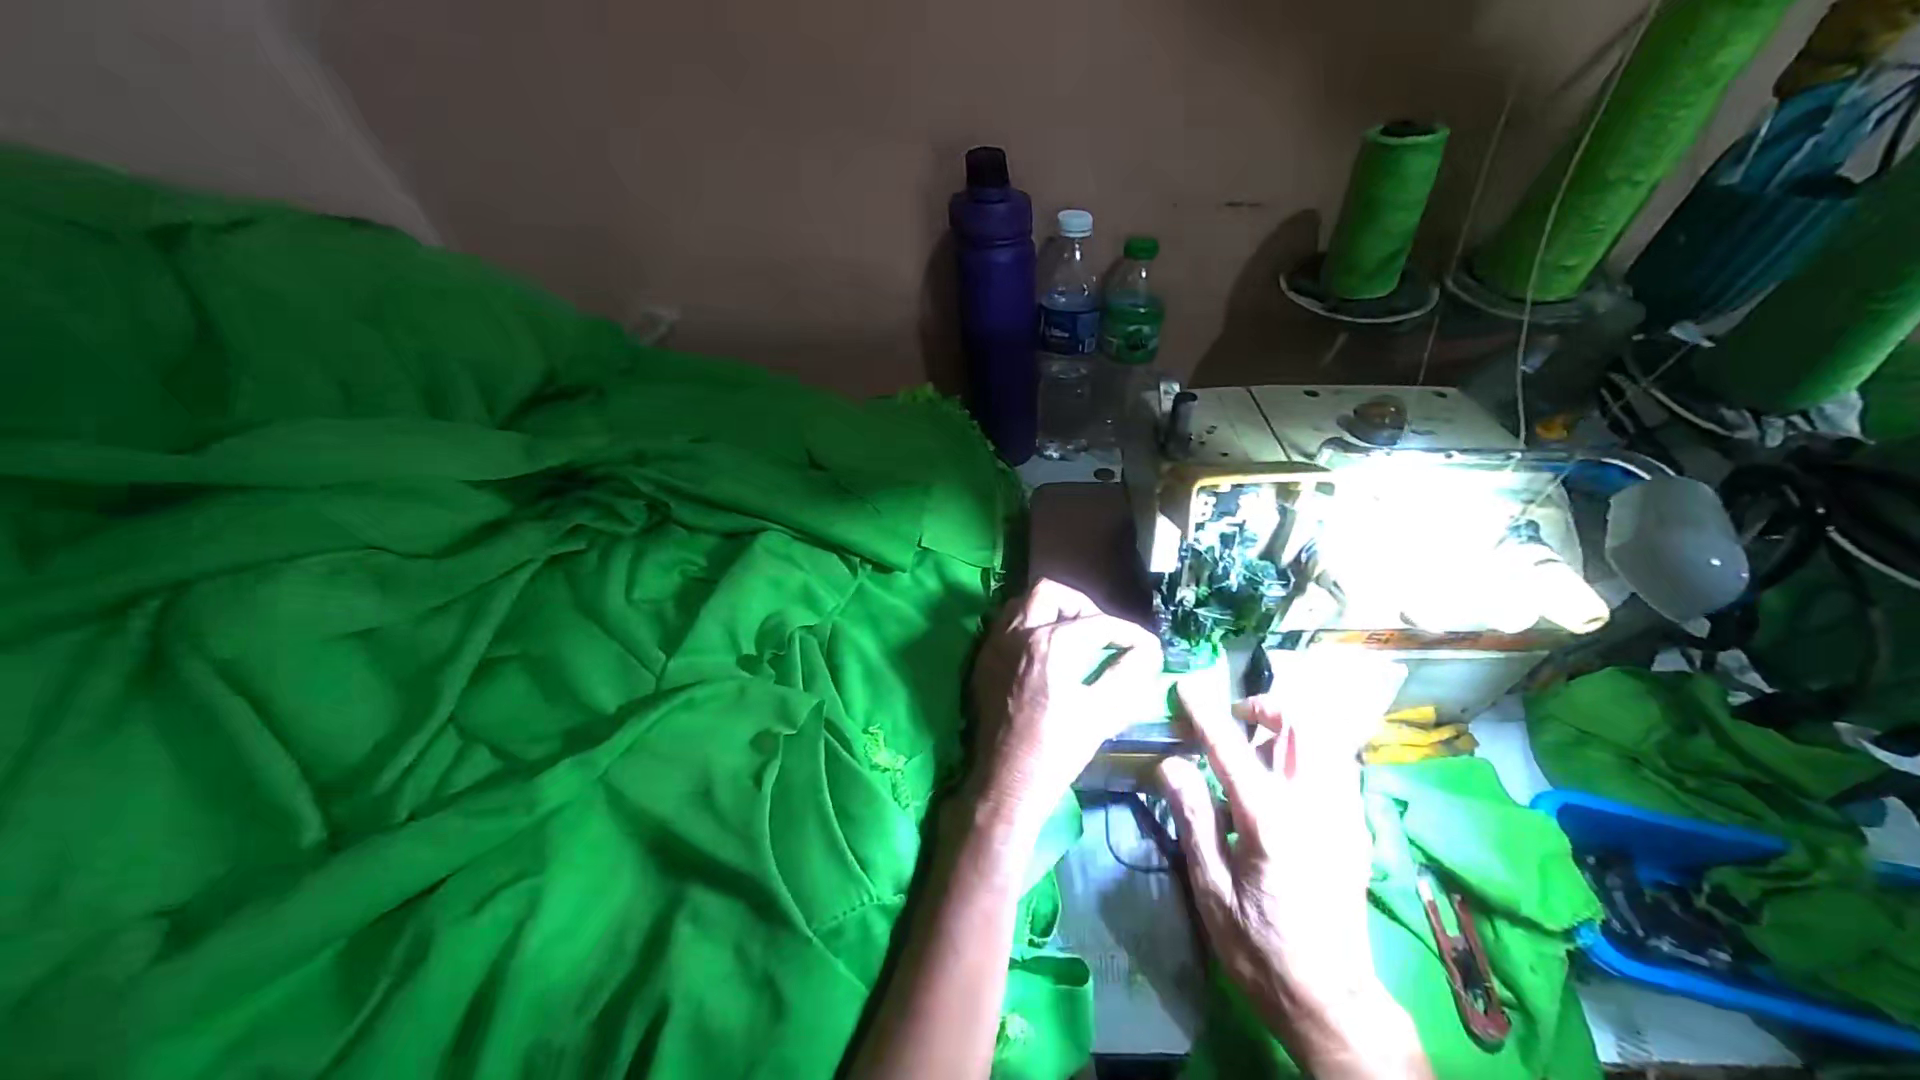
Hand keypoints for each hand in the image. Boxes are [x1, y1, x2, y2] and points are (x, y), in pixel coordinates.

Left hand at [968, 579, 1163, 832]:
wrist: (1005, 782)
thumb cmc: (1056, 750)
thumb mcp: (1102, 713)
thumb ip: (1127, 674)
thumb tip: (1146, 651)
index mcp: (1048, 642)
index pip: (1096, 622)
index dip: (1127, 632)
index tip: (1146, 647)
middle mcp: (1016, 633)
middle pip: (1050, 593)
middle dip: (1081, 606)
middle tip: (1100, 631)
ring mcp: (993, 646)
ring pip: (1022, 605)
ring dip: (1051, 612)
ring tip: (1073, 637)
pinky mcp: (982, 663)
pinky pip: (1005, 627)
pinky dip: (1029, 628)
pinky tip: (1045, 656)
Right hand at [1157, 679, 1431, 1079]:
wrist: (1332, 1001)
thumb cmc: (1260, 949)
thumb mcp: (1211, 889)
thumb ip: (1193, 818)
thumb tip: (1171, 764)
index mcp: (1271, 821)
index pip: (1232, 748)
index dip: (1205, 713)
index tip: (1185, 689)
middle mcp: (1316, 807)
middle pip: (1303, 726)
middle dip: (1265, 708)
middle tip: (1234, 719)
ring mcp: (1344, 817)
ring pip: (1327, 742)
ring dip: (1289, 728)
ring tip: (1256, 745)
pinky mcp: (1355, 831)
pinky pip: (1336, 767)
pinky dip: (1307, 752)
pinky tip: (1282, 779)